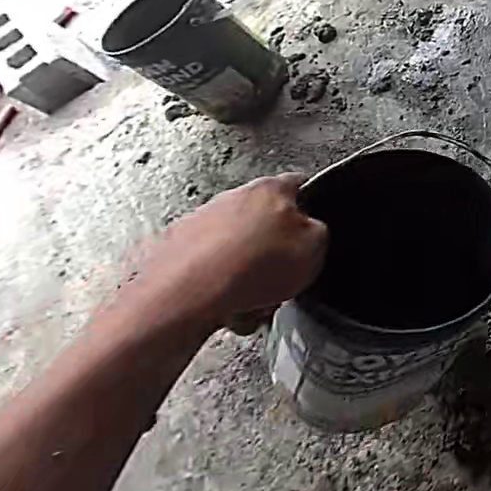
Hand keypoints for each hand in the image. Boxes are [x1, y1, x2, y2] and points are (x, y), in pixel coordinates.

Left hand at [125, 174, 327, 335]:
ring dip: (244, 271)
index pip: (301, 184)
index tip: (313, 225)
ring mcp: (197, 223)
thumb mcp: (316, 248)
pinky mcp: (171, 251)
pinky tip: (223, 306)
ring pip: (235, 248)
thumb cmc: (249, 268)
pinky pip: (205, 269)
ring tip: (251, 300)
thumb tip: (311, 235)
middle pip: (265, 221)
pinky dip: (215, 286)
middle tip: (282, 275)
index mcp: (270, 188)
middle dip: (274, 249)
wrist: (184, 298)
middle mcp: (231, 197)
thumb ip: (319, 232)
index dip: (312, 207)